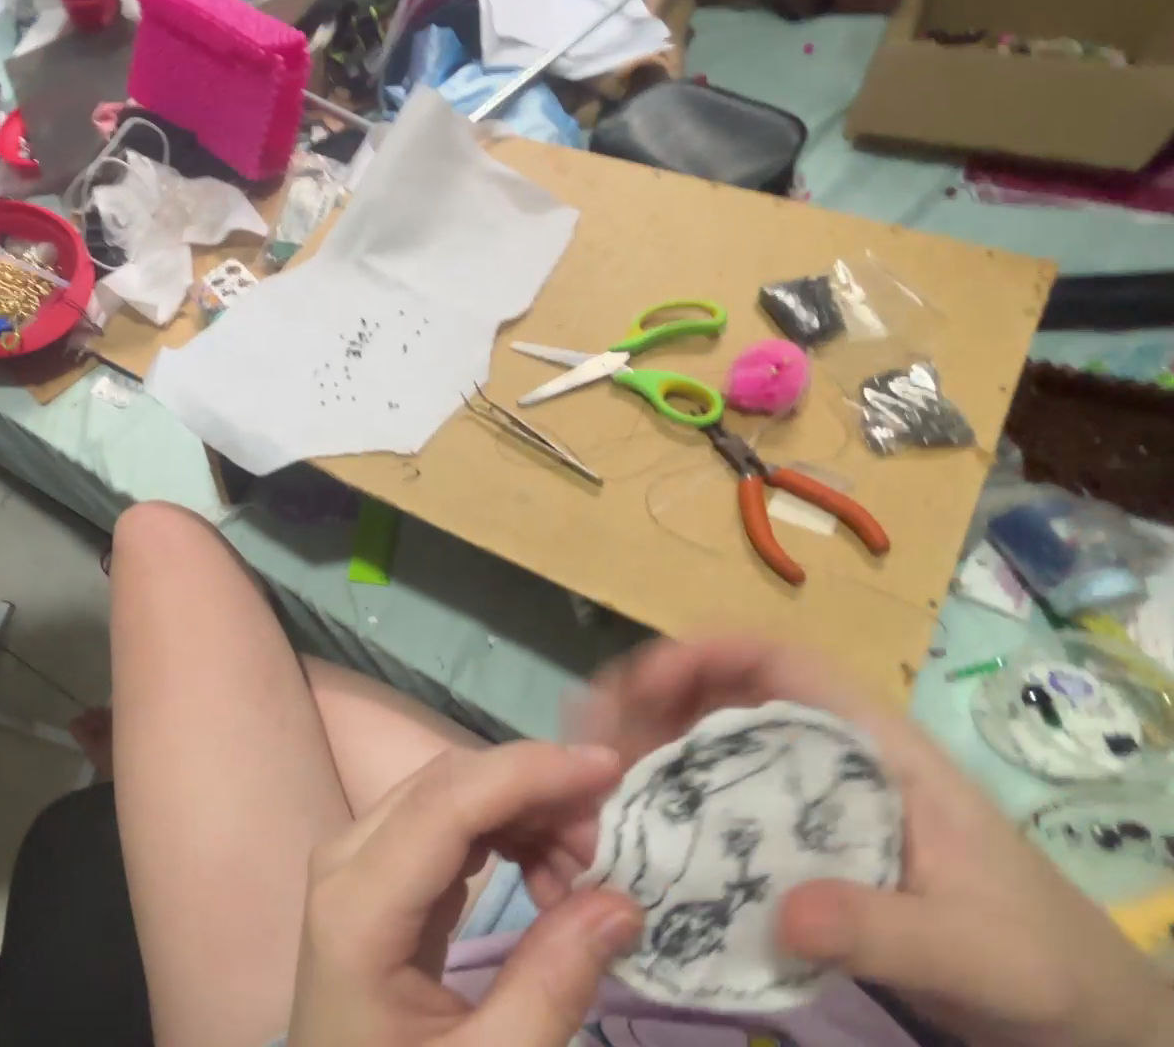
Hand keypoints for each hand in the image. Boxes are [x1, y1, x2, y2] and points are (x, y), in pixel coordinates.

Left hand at [287, 742, 641, 1046]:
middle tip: (612, 847)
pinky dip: (504, 835)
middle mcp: (345, 861)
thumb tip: (623, 901)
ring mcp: (354, 861)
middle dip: (537, 793)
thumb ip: (552, 985)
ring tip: (585, 879)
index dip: (528, 774)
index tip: (611, 769)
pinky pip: (443, 824)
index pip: (445, 803)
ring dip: (525, 814)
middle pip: (445, 785)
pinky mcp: (375, 874)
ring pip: (447, 795)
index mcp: (358, 908)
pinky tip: (546, 881)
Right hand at [570, 638, 1173, 1046]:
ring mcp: (793, 800)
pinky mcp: (777, 844)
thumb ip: (892, 932)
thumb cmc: (1043, 966)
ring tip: (586, 781)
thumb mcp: (981, 955)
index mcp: (872, 748)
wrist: (1076, 1021)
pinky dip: (655, 803)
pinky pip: (702, 803)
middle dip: (641, 702)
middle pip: (715, 696)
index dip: (707, 652)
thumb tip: (786, 914)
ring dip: (635, 750)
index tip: (642, 681)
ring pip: (697, 745)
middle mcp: (818, 758)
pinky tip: (623, 829)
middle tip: (586, 739)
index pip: (781, 662)